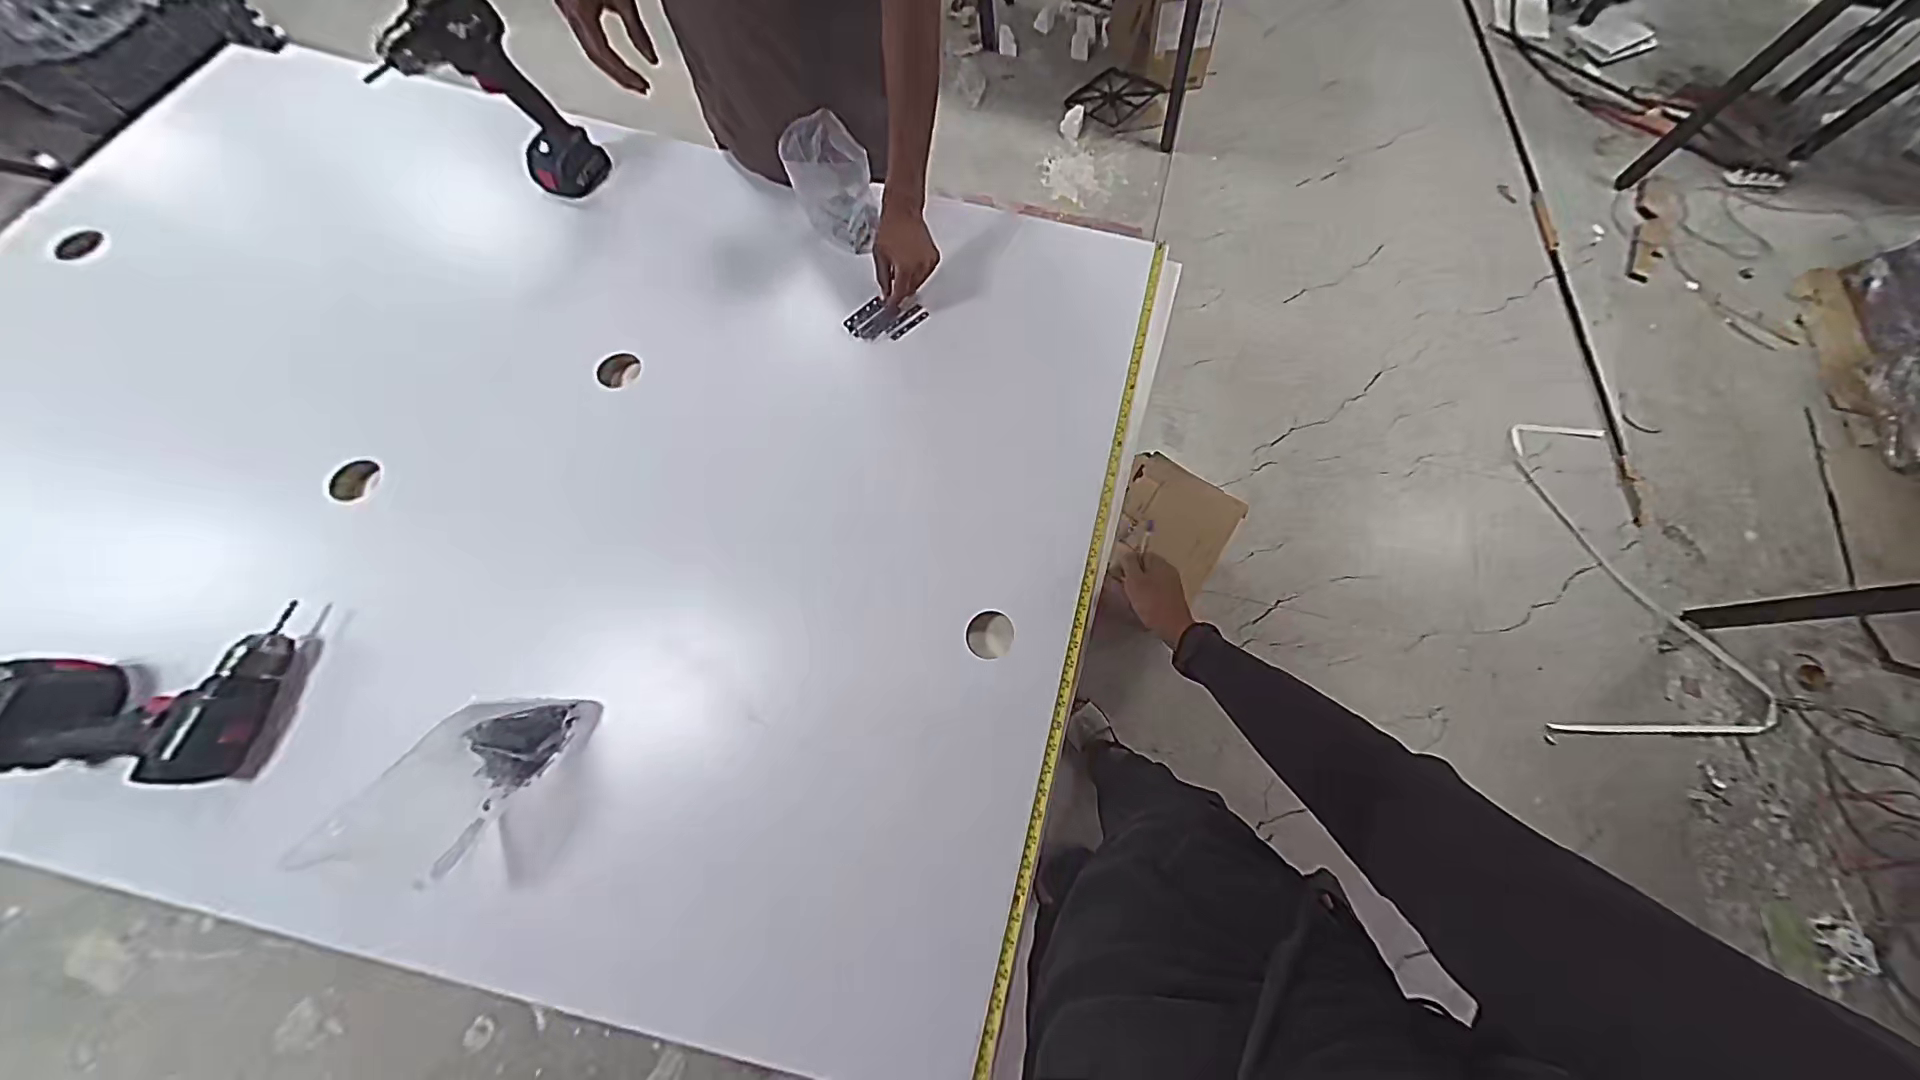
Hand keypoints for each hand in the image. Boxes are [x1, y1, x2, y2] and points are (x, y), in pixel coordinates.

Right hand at [554, 0, 656, 93]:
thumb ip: (636, 30)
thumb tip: (651, 59)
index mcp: (579, 10)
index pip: (602, 54)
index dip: (624, 74)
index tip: (643, 87)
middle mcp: (569, 11)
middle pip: (595, 55)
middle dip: (620, 76)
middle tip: (641, 89)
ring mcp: (568, 8)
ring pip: (590, 47)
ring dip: (612, 67)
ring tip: (632, 80)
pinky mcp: (572, 5)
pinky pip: (588, 36)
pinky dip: (605, 52)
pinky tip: (618, 59)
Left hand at [874, 204, 938, 307]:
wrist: (903, 210)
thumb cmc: (891, 227)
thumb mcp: (880, 256)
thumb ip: (883, 279)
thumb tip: (885, 293)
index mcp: (905, 267)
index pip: (900, 295)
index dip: (894, 305)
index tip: (890, 311)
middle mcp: (919, 266)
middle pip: (910, 291)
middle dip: (900, 294)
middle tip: (892, 296)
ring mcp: (928, 262)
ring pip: (919, 284)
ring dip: (909, 285)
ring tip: (899, 278)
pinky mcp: (934, 258)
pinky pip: (926, 274)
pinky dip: (918, 276)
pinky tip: (910, 270)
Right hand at [1112, 550, 1195, 647]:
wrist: (1173, 627)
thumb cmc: (1151, 602)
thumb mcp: (1134, 580)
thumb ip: (1128, 563)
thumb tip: (1125, 554)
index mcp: (1159, 562)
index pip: (1138, 554)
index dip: (1125, 563)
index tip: (1117, 575)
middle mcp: (1167, 569)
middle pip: (1143, 567)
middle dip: (1130, 576)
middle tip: (1122, 588)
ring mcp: (1171, 583)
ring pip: (1147, 579)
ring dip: (1137, 587)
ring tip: (1130, 599)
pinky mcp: (1171, 596)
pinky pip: (1154, 590)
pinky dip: (1145, 595)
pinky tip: (1140, 605)